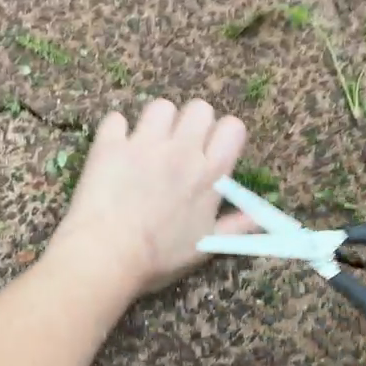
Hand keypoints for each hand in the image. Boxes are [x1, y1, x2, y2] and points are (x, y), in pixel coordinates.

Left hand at [46, 98, 252, 297]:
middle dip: (192, 123)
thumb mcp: (204, 247)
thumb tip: (259, 218)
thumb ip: (235, 227)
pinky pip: (116, 119)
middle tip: (179, 147)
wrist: (106, 256)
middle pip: (199, 108)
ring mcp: (145, 143)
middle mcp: (182, 151)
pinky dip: (116, 132)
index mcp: (210, 174)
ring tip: (147, 146)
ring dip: (156, 123)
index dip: (223, 135)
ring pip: (160, 107)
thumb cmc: (159, 258)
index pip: (233, 127)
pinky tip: (115, 150)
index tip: (212, 150)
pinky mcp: (110, 144)